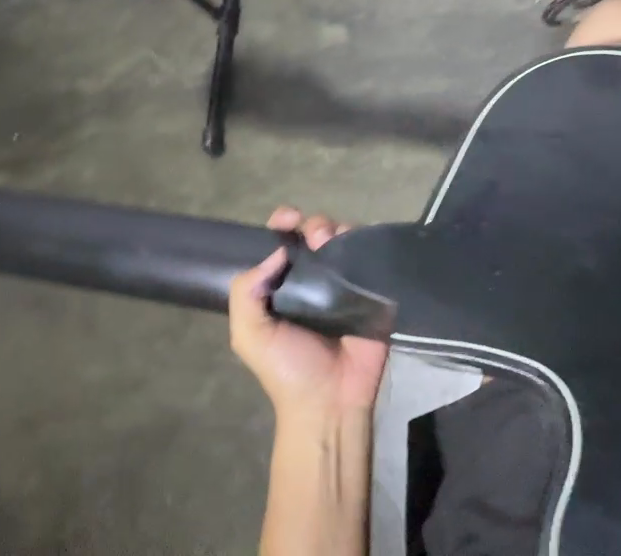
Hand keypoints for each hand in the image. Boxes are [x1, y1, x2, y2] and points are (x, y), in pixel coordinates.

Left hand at [229, 207, 389, 421]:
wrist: (329, 401)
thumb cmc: (287, 369)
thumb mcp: (249, 334)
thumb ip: (247, 292)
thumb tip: (278, 252)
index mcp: (285, 286)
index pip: (283, 244)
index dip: (284, 224)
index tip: (288, 220)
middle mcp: (315, 279)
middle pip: (317, 234)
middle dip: (314, 225)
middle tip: (317, 238)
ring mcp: (346, 282)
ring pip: (345, 239)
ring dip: (339, 231)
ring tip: (334, 244)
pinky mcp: (373, 290)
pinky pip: (373, 256)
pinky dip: (367, 244)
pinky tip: (360, 248)